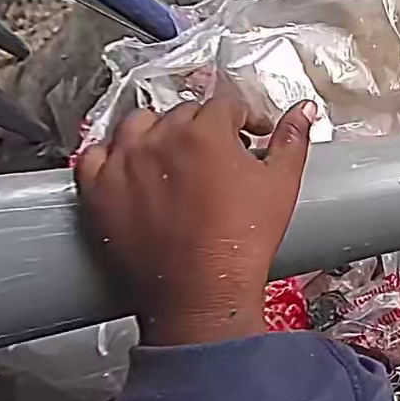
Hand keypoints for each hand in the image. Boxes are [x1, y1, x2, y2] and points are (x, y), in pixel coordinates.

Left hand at [76, 97, 316, 345]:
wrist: (203, 295)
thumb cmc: (243, 242)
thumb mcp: (281, 184)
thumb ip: (292, 140)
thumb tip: (303, 110)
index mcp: (204, 131)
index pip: (225, 106)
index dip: (244, 119)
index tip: (250, 135)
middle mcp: (159, 138)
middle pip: (183, 114)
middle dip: (205, 128)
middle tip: (220, 155)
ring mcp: (123, 163)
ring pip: (139, 125)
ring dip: (159, 132)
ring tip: (175, 156)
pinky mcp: (98, 190)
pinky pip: (96, 154)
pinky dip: (113, 155)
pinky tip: (132, 167)